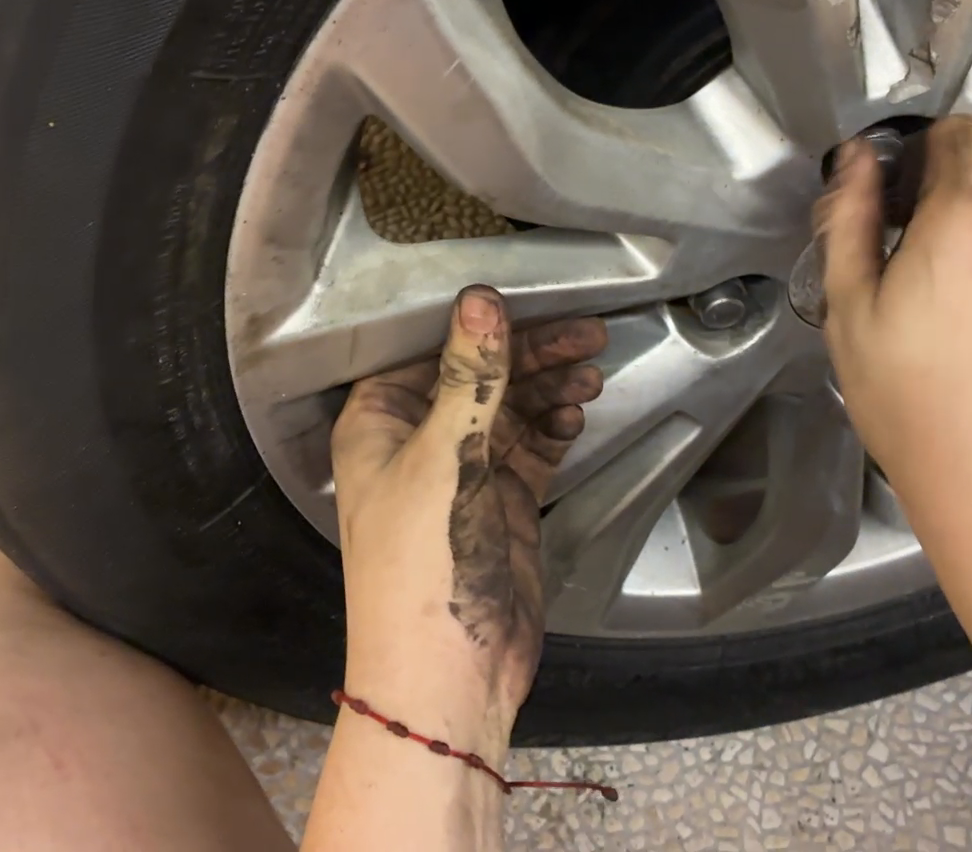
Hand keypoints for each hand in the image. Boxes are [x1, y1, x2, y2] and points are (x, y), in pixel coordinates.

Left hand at [330, 287, 606, 738]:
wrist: (449, 673)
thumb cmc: (424, 561)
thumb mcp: (445, 456)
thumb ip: (470, 376)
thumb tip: (481, 298)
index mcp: (379, 422)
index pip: (431, 351)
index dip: (481, 325)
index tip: (535, 304)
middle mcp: (418, 441)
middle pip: (480, 377)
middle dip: (533, 356)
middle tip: (589, 335)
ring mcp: (463, 472)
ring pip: (510, 411)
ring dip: (549, 391)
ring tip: (591, 375)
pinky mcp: (501, 501)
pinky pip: (531, 449)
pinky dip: (554, 430)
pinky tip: (575, 417)